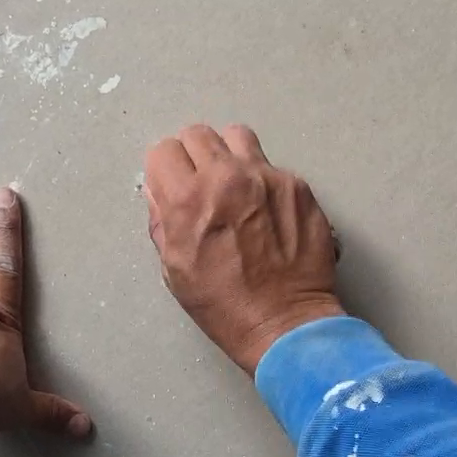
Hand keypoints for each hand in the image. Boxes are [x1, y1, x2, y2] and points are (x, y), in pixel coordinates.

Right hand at [144, 125, 345, 374]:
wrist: (283, 322)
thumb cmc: (222, 305)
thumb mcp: (174, 270)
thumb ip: (162, 222)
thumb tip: (159, 192)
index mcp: (188, 201)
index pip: (163, 150)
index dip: (163, 170)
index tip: (171, 186)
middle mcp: (227, 178)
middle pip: (198, 134)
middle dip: (192, 157)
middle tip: (201, 185)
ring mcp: (267, 178)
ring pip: (236, 136)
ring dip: (228, 156)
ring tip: (234, 186)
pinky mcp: (297, 186)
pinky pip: (269, 165)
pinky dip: (261, 180)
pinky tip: (265, 211)